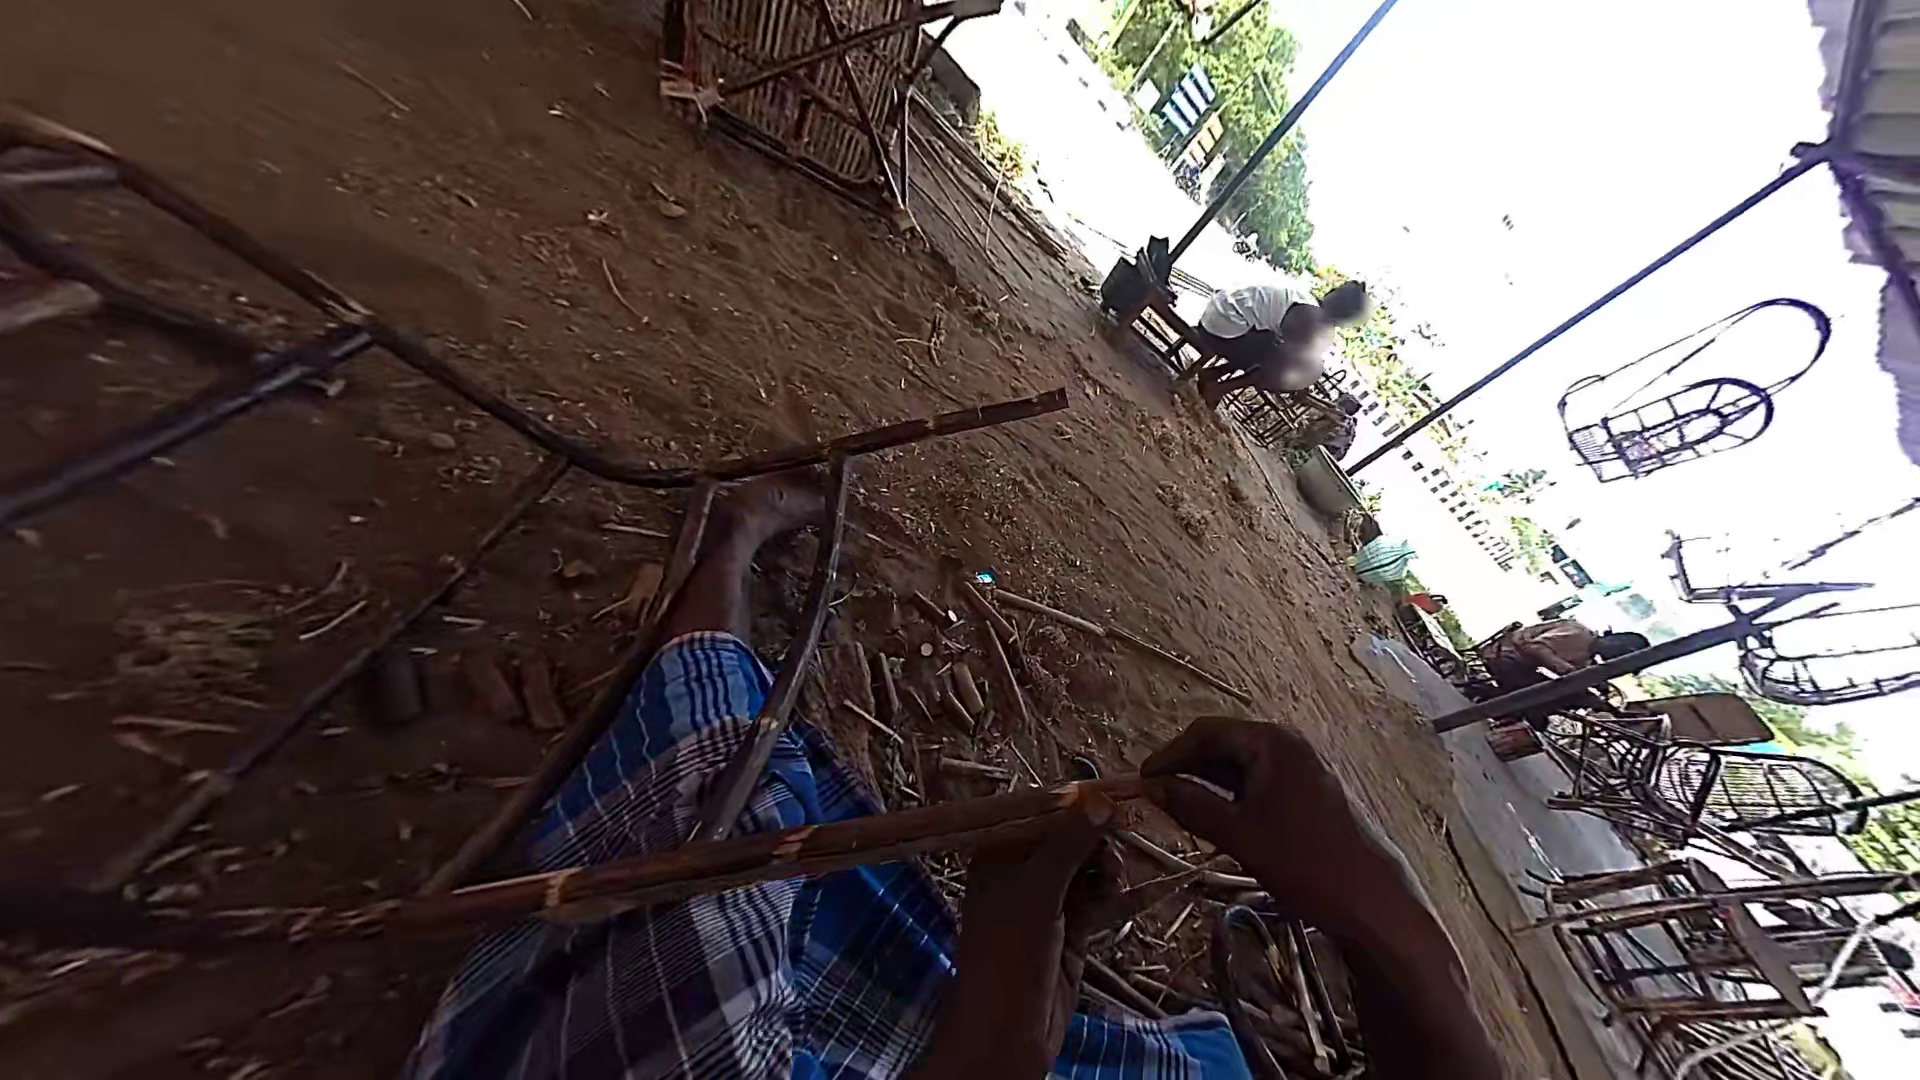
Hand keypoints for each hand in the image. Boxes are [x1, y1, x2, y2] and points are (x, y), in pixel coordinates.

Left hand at [911, 817, 1107, 1079]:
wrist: (1005, 1037)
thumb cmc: (1008, 951)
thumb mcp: (1038, 889)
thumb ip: (1069, 843)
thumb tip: (1100, 800)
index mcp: (999, 852)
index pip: (1038, 814)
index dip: (1073, 808)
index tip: (1108, 803)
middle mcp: (1020, 871)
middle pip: (1065, 840)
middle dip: (1092, 841)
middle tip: (1113, 851)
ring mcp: (1044, 902)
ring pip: (1083, 869)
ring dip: (1102, 869)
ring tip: (1112, 879)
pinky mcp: (1067, 930)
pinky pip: (1092, 899)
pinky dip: (1106, 895)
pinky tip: (1116, 896)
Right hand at [1141, 717, 1415, 934]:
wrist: (1380, 908)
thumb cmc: (1307, 863)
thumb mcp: (1239, 835)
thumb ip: (1190, 805)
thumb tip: (1150, 787)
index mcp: (1271, 741)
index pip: (1205, 733)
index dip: (1169, 755)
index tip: (1144, 779)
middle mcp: (1286, 743)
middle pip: (1221, 744)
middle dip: (1187, 768)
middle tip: (1159, 793)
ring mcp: (1300, 766)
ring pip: (1237, 764)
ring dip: (1206, 783)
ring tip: (1181, 807)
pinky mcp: (1306, 790)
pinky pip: (1256, 781)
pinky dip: (1230, 795)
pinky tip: (1216, 817)